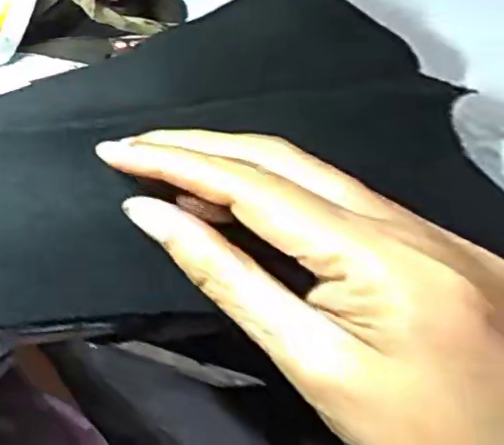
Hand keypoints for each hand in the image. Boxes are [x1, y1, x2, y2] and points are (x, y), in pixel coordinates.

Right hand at [96, 131, 503, 444]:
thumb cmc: (418, 435)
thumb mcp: (308, 360)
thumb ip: (221, 274)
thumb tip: (143, 210)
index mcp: (389, 263)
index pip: (252, 185)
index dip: (171, 161)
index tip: (111, 152)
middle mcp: (424, 236)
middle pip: (281, 160)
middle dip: (195, 146)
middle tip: (130, 148)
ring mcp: (446, 243)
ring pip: (311, 172)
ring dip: (229, 162)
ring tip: (167, 173)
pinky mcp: (451, 255)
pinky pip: (341, 198)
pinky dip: (272, 187)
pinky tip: (235, 204)